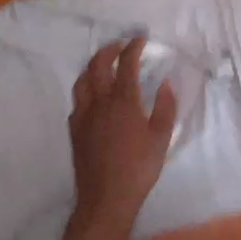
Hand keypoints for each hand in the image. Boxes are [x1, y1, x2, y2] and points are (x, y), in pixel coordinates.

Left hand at [57, 38, 178, 239]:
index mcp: (123, 101)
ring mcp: (84, 116)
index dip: (133, 47)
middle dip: (108, 50)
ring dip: (92, 66)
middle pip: (98, 65)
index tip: (140, 39)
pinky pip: (77, 101)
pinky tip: (92, 96)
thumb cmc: (138, 168)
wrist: (105, 199)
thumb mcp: (161, 138)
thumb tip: (165, 83)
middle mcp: (100, 102)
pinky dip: (85, 90)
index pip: (126, 64)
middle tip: (119, 46)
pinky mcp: (75, 131)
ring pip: (82, 81)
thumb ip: (165, 107)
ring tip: (102, 65)